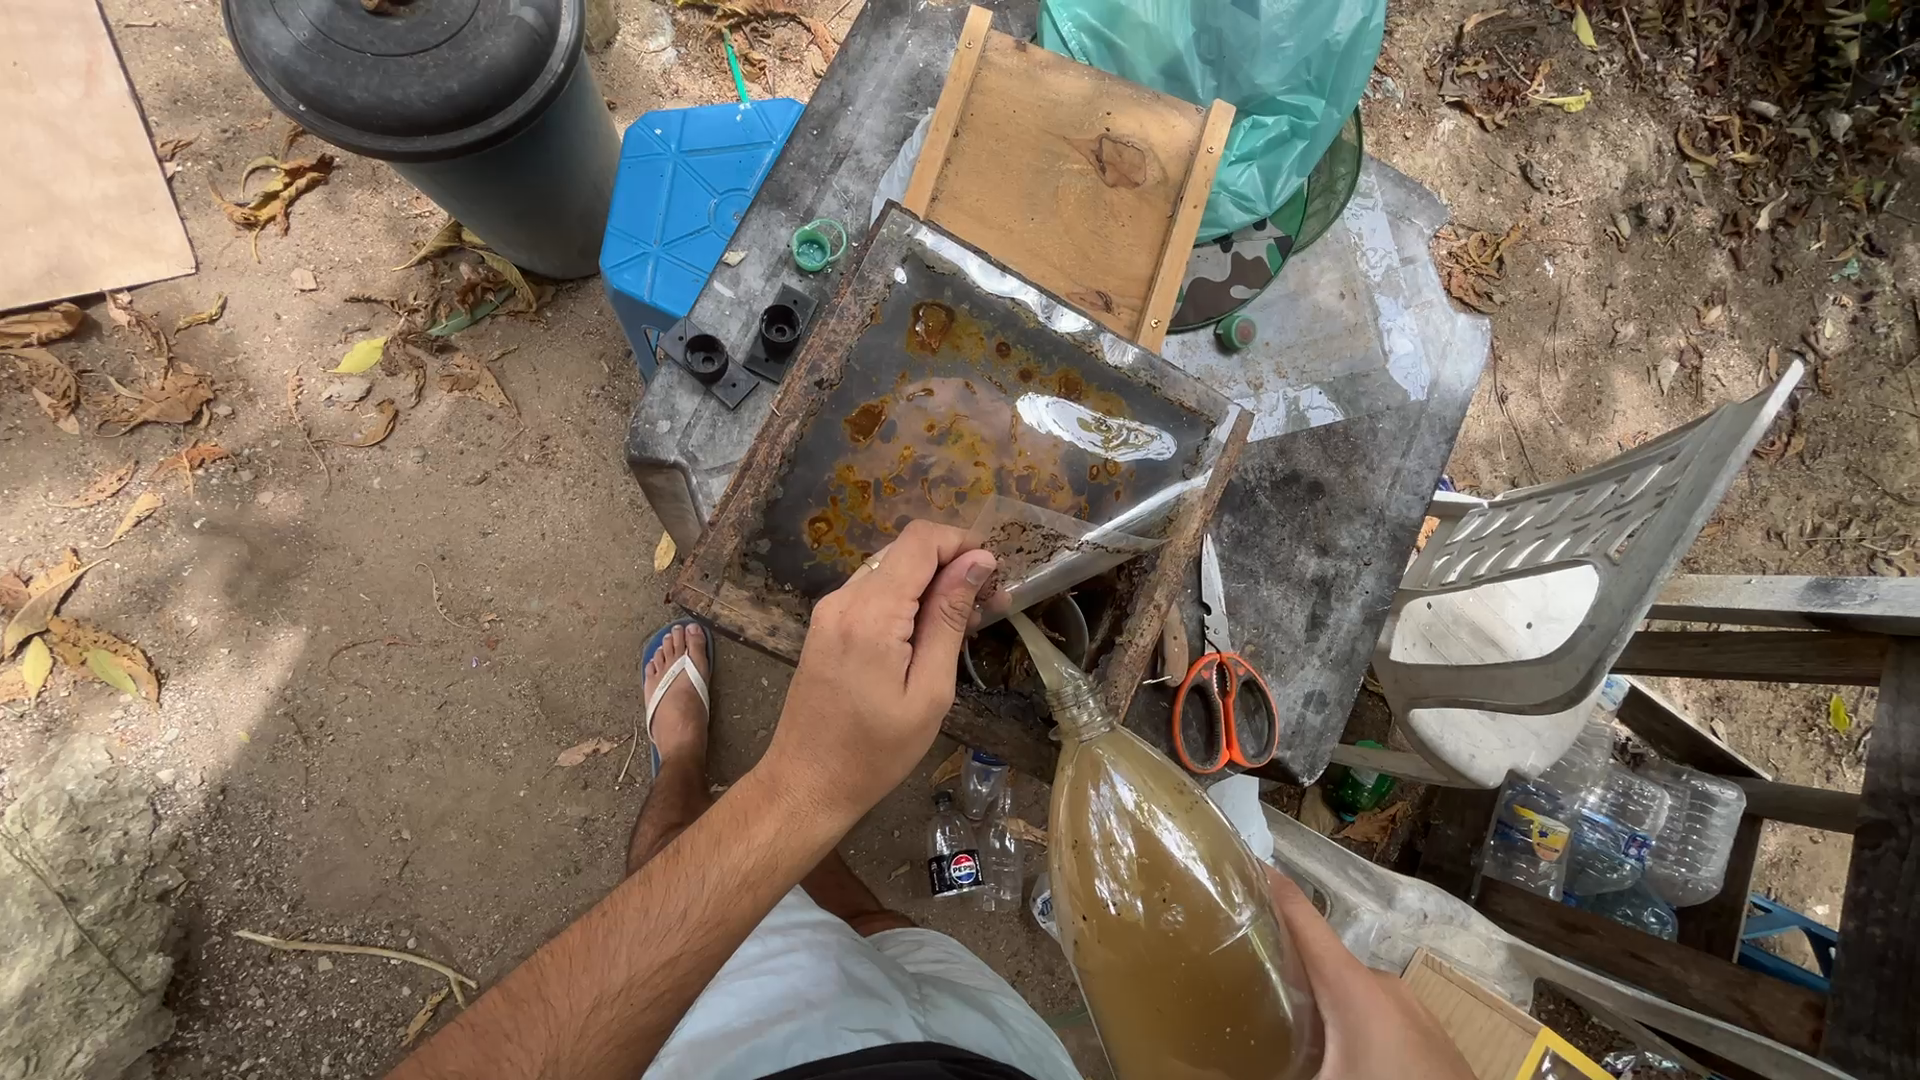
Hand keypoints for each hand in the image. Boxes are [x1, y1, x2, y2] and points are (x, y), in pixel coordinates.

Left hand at [763, 520, 995, 825]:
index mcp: (871, 613)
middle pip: (905, 550)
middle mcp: (844, 598)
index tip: (993, 574)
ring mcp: (829, 609)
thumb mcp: (929, 691)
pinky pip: (872, 590)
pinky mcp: (825, 623)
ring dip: (930, 583)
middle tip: (988, 605)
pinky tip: (926, 632)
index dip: (962, 542)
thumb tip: (977, 562)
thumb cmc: (876, 751)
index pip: (920, 540)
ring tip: (964, 623)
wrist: (806, 783)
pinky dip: (905, 598)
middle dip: (951, 565)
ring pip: (890, 568)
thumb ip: (950, 619)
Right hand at [1267, 870, 1475, 1079]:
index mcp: (1350, 985)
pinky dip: (1353, 1023)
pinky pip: (1379, 1015)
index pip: (1301, 914)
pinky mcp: (1434, 1037)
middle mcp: (1381, 983)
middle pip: (1319, 956)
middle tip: (1247, 976)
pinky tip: (1345, 1056)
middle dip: (1284, 961)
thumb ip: (1275, 1068)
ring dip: (1320, 1000)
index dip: (1270, 883)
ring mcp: (1413, 1009)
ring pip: (1349, 989)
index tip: (1239, 862)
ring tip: (1292, 1024)